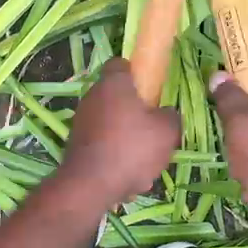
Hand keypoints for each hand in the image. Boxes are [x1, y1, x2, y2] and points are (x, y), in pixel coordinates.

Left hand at [58, 58, 182, 203]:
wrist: (90, 184)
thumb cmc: (132, 148)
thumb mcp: (167, 131)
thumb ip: (170, 116)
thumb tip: (165, 113)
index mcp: (113, 84)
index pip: (120, 64)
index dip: (137, 72)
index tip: (151, 88)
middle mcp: (92, 96)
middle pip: (117, 96)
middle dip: (136, 112)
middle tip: (153, 129)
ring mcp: (81, 120)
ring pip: (112, 123)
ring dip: (127, 138)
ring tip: (144, 161)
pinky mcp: (76, 143)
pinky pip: (103, 144)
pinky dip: (115, 155)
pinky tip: (128, 176)